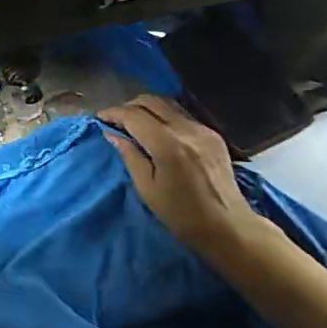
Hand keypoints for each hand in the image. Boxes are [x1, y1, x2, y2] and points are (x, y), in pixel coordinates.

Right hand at [98, 95, 273, 259]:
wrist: (227, 226)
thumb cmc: (181, 214)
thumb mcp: (147, 188)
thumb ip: (130, 156)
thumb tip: (112, 134)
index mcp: (168, 145)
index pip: (134, 116)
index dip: (114, 113)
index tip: (100, 118)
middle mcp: (187, 130)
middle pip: (152, 101)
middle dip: (129, 106)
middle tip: (115, 119)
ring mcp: (203, 130)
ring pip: (168, 104)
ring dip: (147, 108)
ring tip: (133, 122)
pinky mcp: (212, 135)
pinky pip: (182, 115)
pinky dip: (164, 116)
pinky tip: (157, 131)